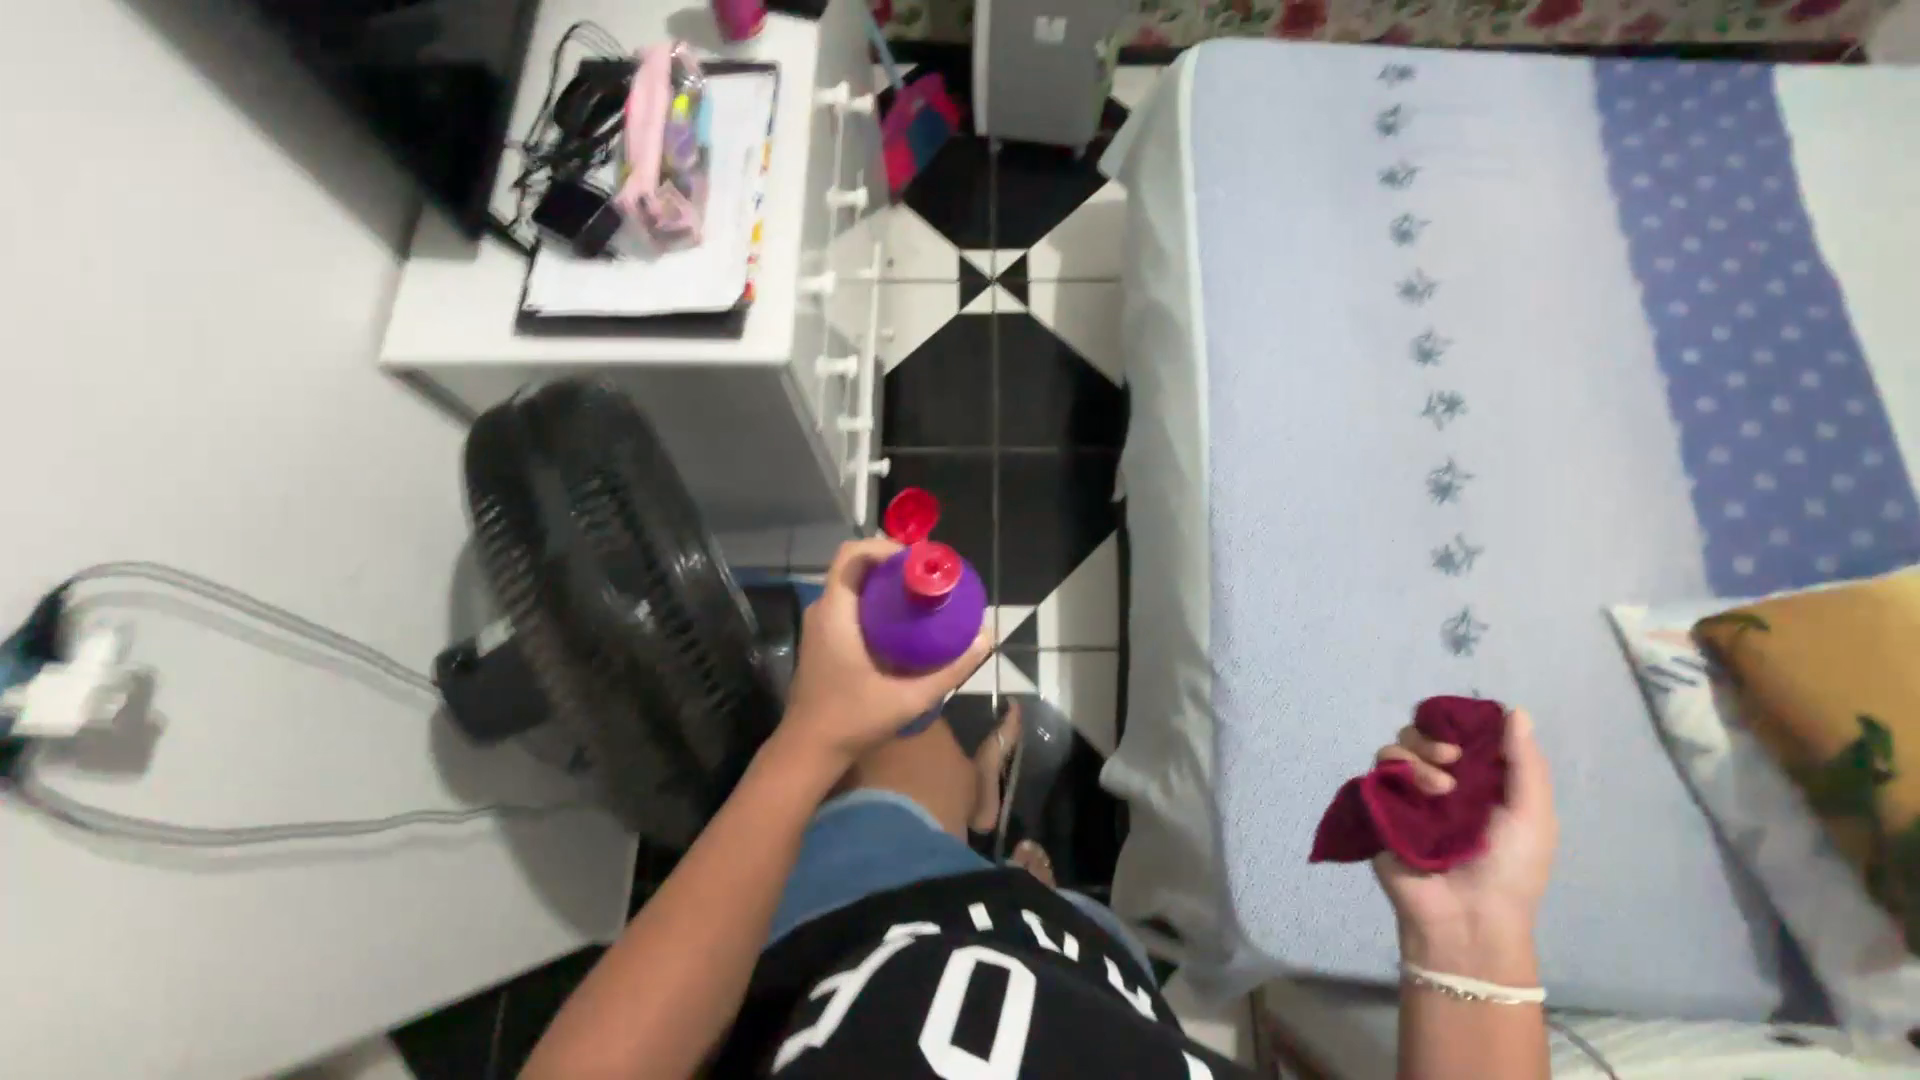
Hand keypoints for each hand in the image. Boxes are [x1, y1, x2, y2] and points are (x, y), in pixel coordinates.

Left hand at [777, 538, 990, 768]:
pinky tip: (903, 624)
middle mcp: (823, 611)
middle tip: (929, 580)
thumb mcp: (909, 698)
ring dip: (886, 585)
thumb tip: (985, 638)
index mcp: (835, 614)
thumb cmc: (852, 721)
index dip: (885, 547)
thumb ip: (949, 669)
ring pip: (854, 587)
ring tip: (922, 598)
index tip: (918, 561)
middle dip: (894, 565)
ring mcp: (820, 626)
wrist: (808, 751)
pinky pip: (851, 606)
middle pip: (857, 568)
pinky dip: (877, 604)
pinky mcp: (824, 640)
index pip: (852, 555)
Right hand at [1372, 709, 1556, 979]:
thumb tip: (1516, 710)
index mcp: (1477, 782)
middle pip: (1420, 735)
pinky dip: (1391, 771)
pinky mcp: (1378, 808)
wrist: (1467, 917)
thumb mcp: (1534, 817)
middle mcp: (1438, 783)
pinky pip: (1373, 773)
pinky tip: (1411, 792)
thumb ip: (1525, 765)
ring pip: (1395, 749)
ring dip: (1416, 758)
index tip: (1464, 731)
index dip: (1456, 723)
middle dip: (1433, 739)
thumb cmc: (1510, 870)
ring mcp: (1405, 796)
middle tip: (1451, 759)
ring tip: (1438, 790)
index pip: (1458, 734)